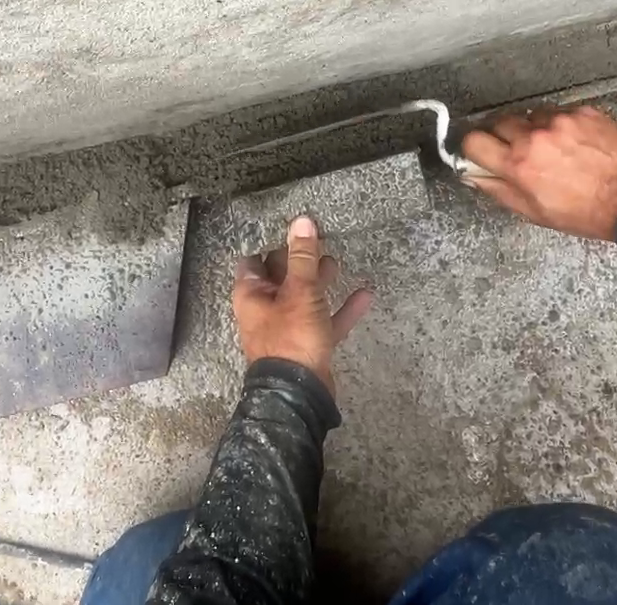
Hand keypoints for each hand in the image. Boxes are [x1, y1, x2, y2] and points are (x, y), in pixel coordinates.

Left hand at [232, 215, 374, 394]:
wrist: (300, 395)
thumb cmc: (291, 338)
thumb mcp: (300, 291)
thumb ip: (303, 256)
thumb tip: (302, 221)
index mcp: (252, 293)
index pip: (255, 258)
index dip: (271, 241)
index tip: (292, 226)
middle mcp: (266, 308)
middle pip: (282, 275)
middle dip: (300, 259)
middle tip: (320, 238)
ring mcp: (288, 327)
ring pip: (305, 296)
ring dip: (320, 280)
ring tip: (337, 261)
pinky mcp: (308, 343)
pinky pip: (326, 319)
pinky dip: (342, 308)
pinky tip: (365, 295)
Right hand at [459, 105, 616, 240]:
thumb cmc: (586, 212)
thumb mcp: (534, 212)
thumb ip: (498, 191)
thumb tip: (473, 176)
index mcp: (519, 166)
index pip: (474, 141)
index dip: (473, 147)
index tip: (479, 151)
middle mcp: (535, 138)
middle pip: (498, 122)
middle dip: (502, 136)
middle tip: (518, 151)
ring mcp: (560, 121)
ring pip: (528, 114)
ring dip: (531, 128)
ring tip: (550, 147)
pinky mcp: (582, 112)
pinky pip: (557, 112)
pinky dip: (559, 124)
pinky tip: (571, 142)